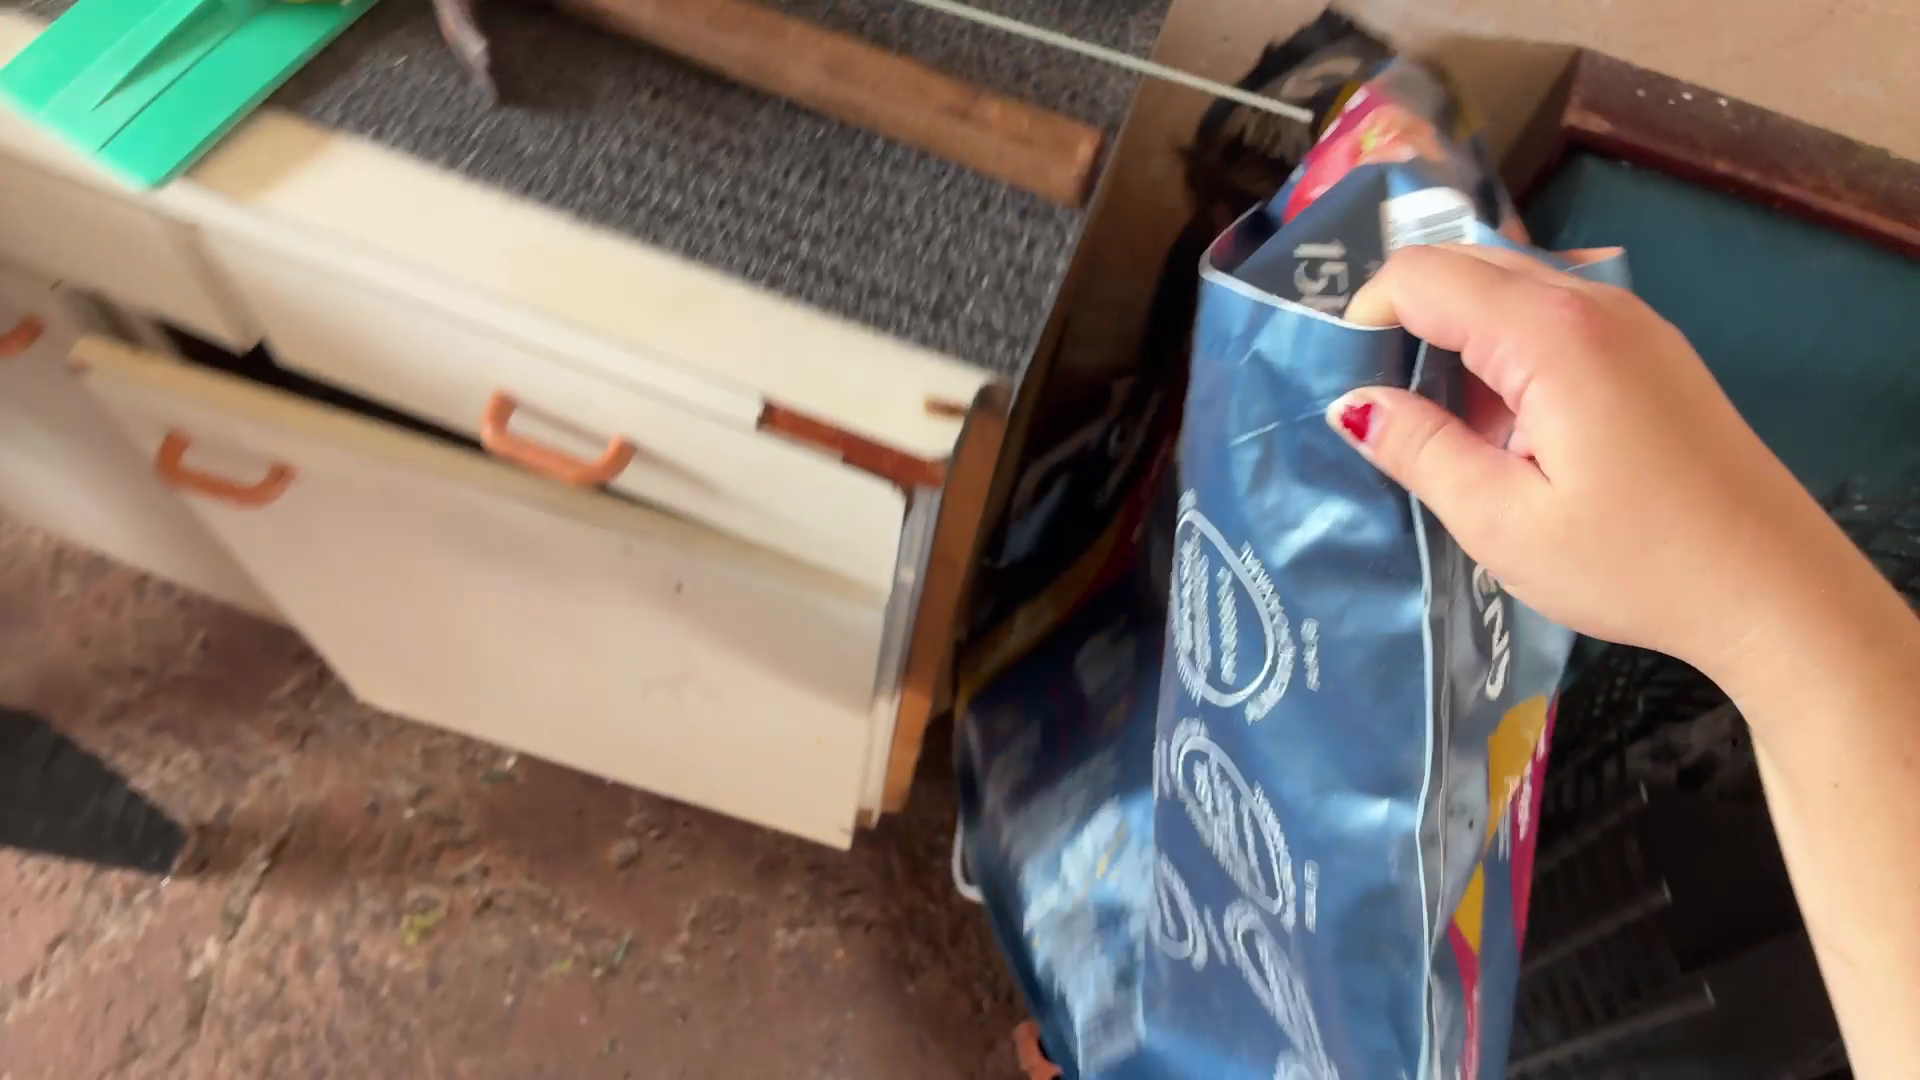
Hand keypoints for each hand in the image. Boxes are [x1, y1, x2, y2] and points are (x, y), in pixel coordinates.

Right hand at [1323, 243, 1847, 682]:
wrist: (1777, 596)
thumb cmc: (1630, 562)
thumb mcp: (1496, 517)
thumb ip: (1417, 447)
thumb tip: (1349, 402)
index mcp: (1553, 334)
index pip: (1422, 275)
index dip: (1364, 319)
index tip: (1346, 388)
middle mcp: (1594, 303)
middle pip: (1460, 265)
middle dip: (1397, 321)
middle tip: (1377, 404)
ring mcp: (1625, 323)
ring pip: (1497, 288)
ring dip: (1442, 338)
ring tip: (1428, 420)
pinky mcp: (1638, 352)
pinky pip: (1537, 318)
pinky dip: (1488, 351)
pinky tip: (1490, 423)